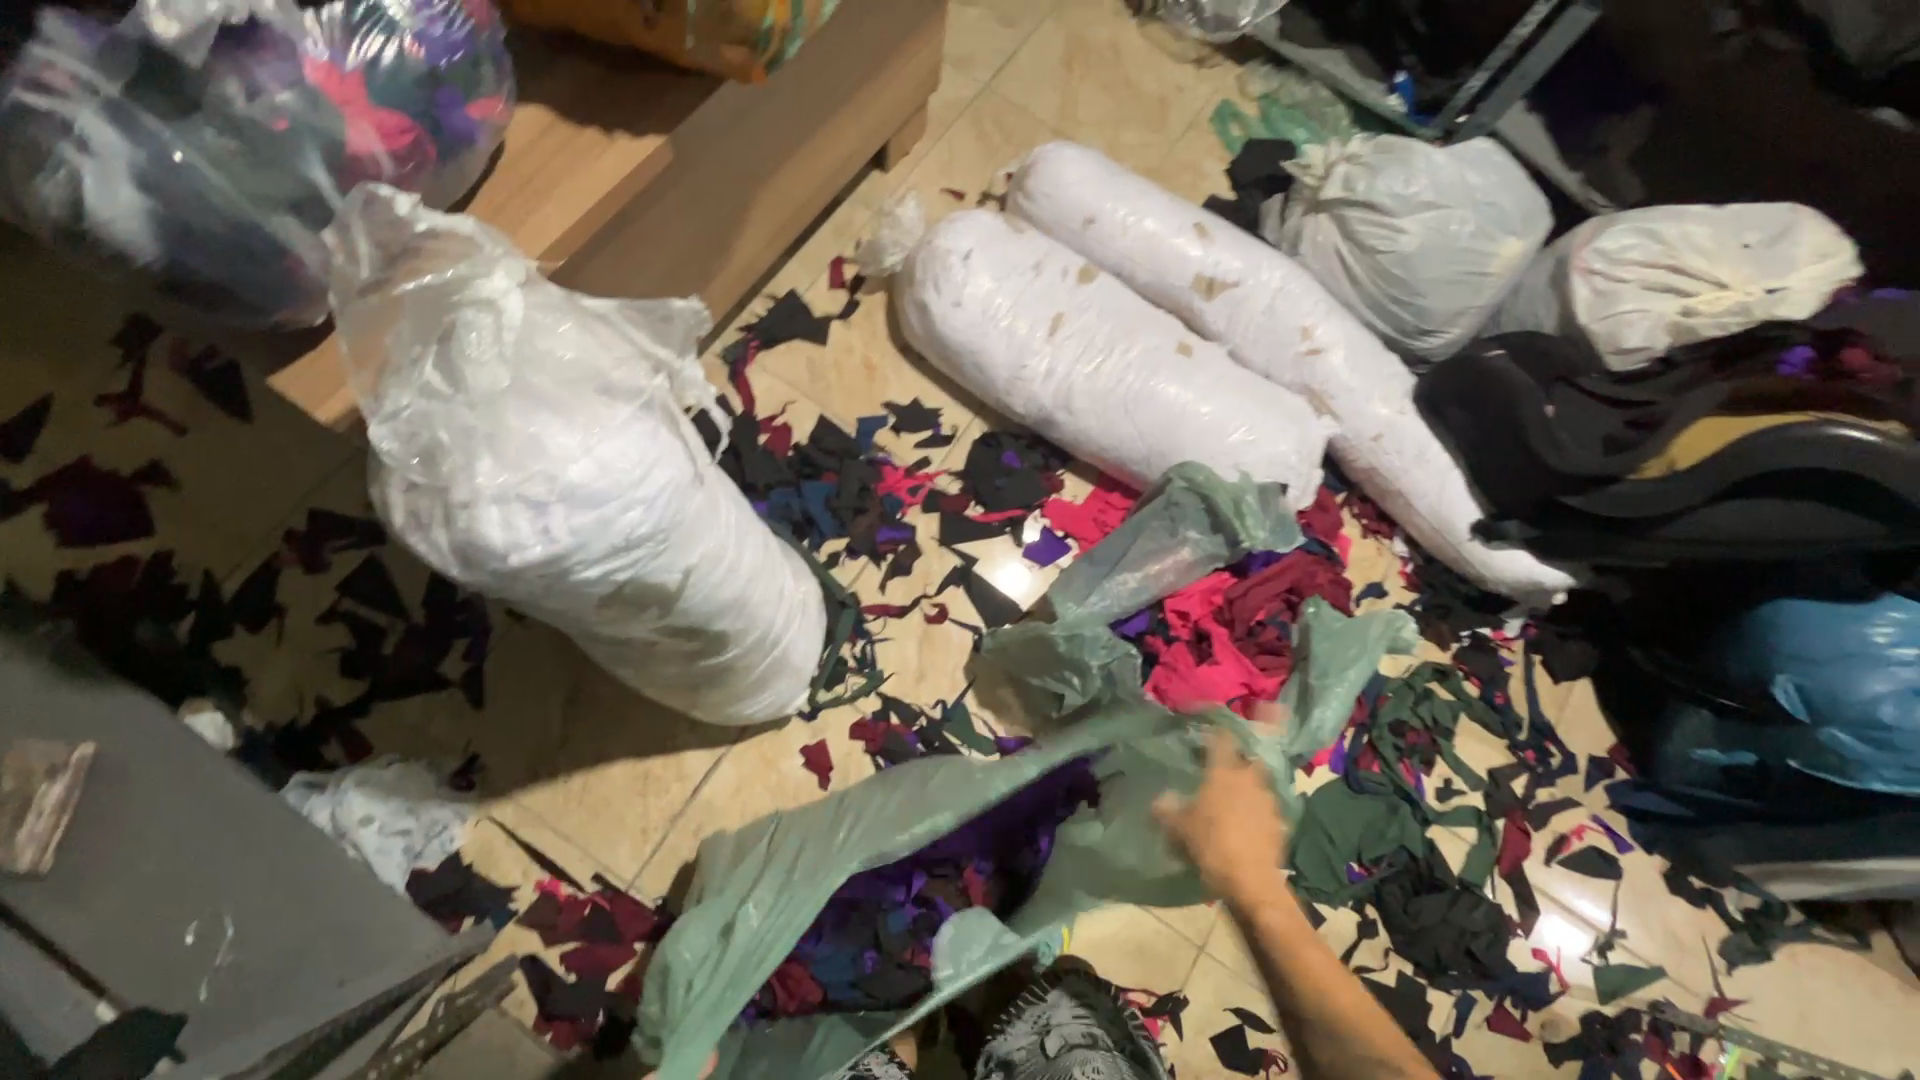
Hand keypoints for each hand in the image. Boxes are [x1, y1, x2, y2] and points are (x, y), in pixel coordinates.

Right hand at [1153, 717, 1290, 901]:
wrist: (1251, 881)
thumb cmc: (1211, 844)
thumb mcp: (1178, 827)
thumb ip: (1167, 808)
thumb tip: (1159, 798)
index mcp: (1224, 772)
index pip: (1223, 738)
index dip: (1216, 730)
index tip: (1208, 729)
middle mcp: (1250, 778)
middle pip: (1250, 756)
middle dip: (1241, 755)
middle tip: (1227, 762)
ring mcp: (1268, 800)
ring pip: (1260, 782)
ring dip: (1249, 784)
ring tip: (1236, 794)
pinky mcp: (1280, 822)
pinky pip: (1267, 807)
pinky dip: (1257, 808)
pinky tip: (1247, 820)